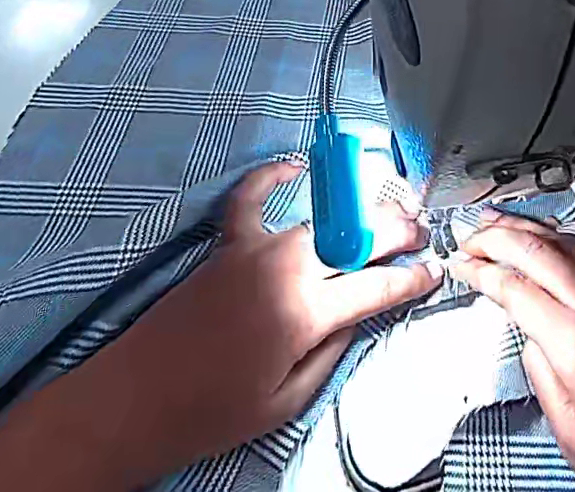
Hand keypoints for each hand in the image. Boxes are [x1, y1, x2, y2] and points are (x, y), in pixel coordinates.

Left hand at [0, 159, 440, 490]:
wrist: (141, 393)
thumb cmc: (216, 409)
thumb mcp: (288, 400)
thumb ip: (332, 351)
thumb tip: (360, 314)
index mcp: (305, 313)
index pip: (374, 286)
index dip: (409, 277)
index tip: (433, 269)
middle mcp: (286, 268)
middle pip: (353, 239)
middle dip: (393, 230)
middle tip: (420, 228)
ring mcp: (254, 247)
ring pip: (316, 218)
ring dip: (354, 210)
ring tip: (380, 207)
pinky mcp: (228, 242)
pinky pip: (252, 196)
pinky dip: (272, 175)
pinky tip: (295, 165)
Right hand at [448, 214, 574, 491]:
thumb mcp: (573, 432)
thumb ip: (541, 370)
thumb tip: (530, 334)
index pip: (513, 287)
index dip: (478, 270)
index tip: (460, 265)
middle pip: (536, 250)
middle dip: (495, 237)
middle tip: (469, 237)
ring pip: (566, 244)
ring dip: (526, 229)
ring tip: (498, 223)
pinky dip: (558, 242)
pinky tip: (545, 242)